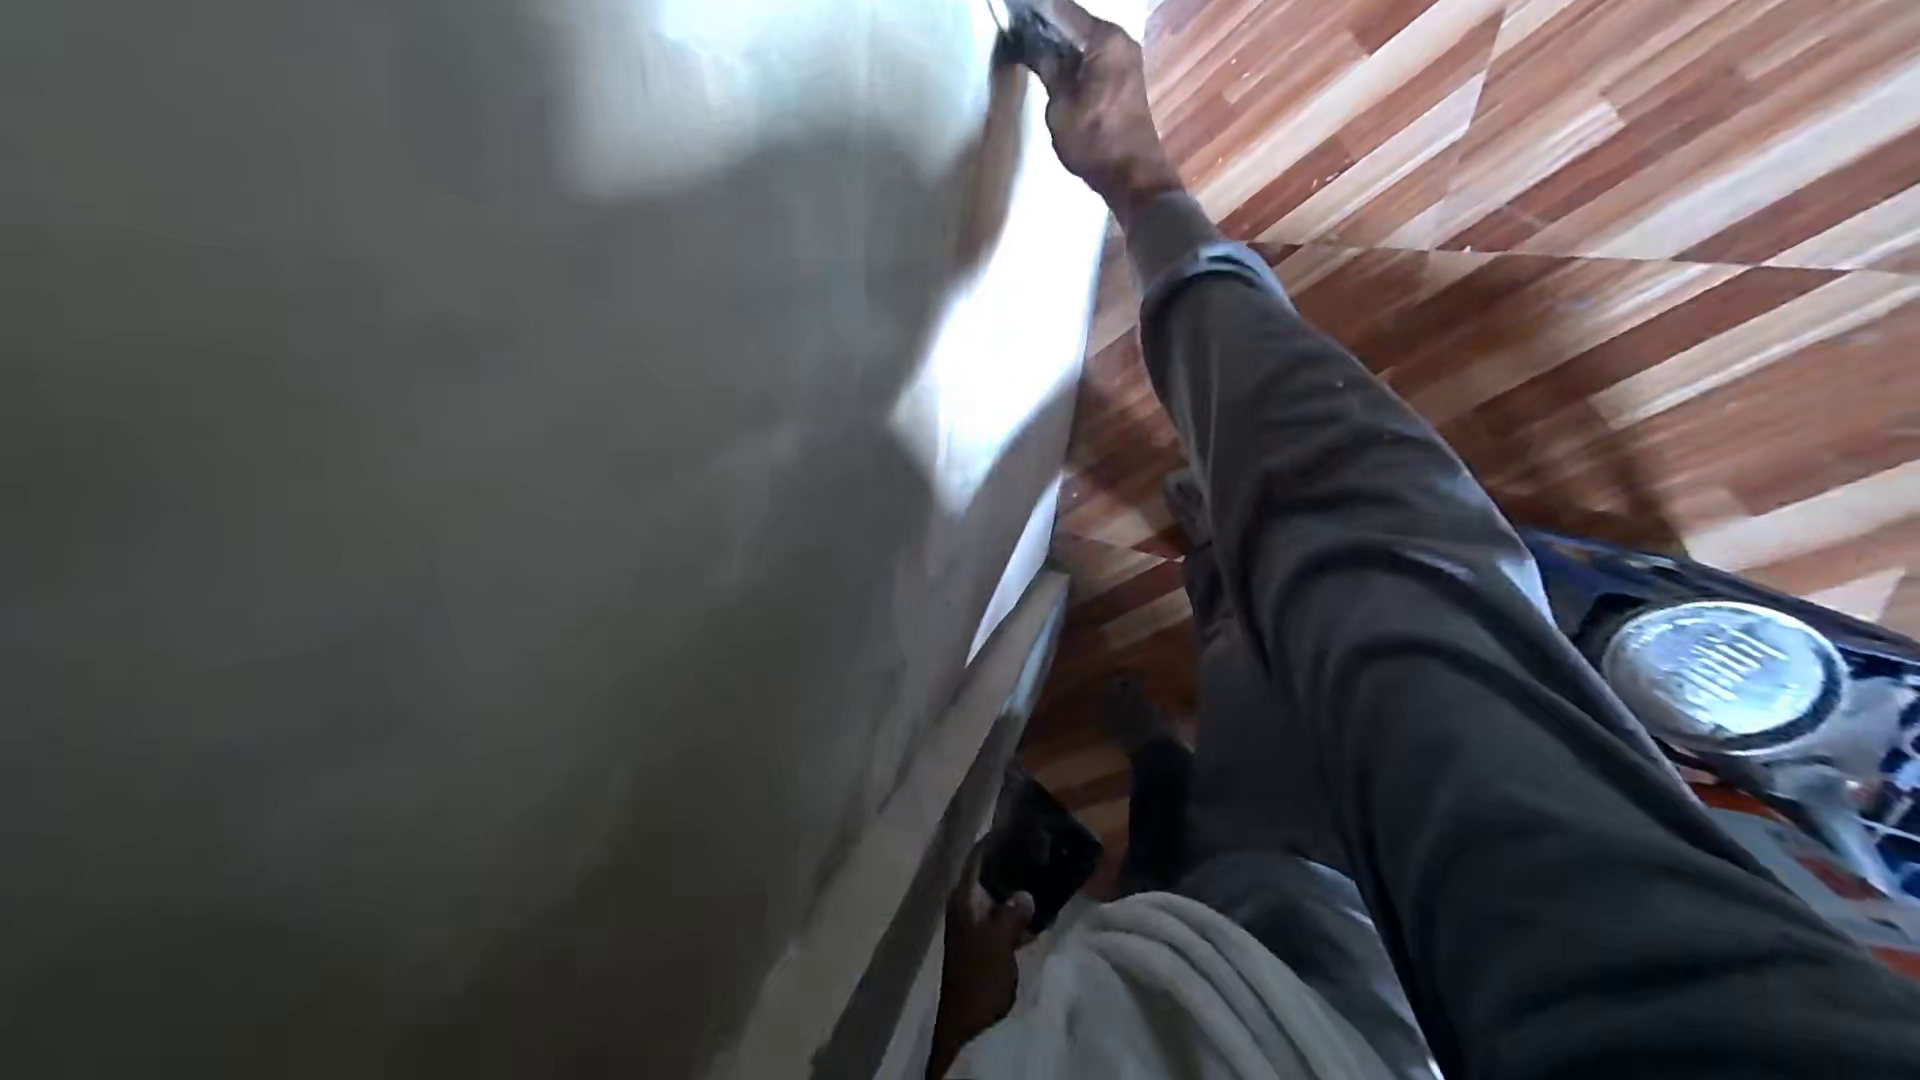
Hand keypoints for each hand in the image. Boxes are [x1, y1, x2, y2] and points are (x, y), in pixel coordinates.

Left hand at [926, 838, 1035, 1078]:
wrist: (970, 1026)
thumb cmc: (979, 976)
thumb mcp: (997, 940)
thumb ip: (1011, 912)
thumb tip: (1026, 893)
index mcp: (963, 899)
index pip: (976, 858)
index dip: (991, 840)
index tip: (1015, 824)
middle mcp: (968, 907)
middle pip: (989, 876)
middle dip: (1011, 862)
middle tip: (1039, 847)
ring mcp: (978, 928)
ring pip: (1000, 899)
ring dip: (1019, 890)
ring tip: (1047, 872)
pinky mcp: (989, 946)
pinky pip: (1007, 921)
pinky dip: (1021, 915)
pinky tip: (1044, 912)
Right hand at [1023, 0, 1183, 225]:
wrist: (1132, 175)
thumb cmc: (1095, 141)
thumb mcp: (1061, 106)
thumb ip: (1048, 70)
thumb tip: (1034, 46)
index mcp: (1104, 38)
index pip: (1062, 10)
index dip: (1035, 11)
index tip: (1013, 12)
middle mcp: (1119, 39)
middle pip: (1075, 23)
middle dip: (1047, 26)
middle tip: (1018, 31)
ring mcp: (1125, 59)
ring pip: (1084, 42)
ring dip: (1060, 45)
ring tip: (1031, 48)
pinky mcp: (1124, 79)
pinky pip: (1093, 59)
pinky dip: (1073, 60)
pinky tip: (1055, 68)